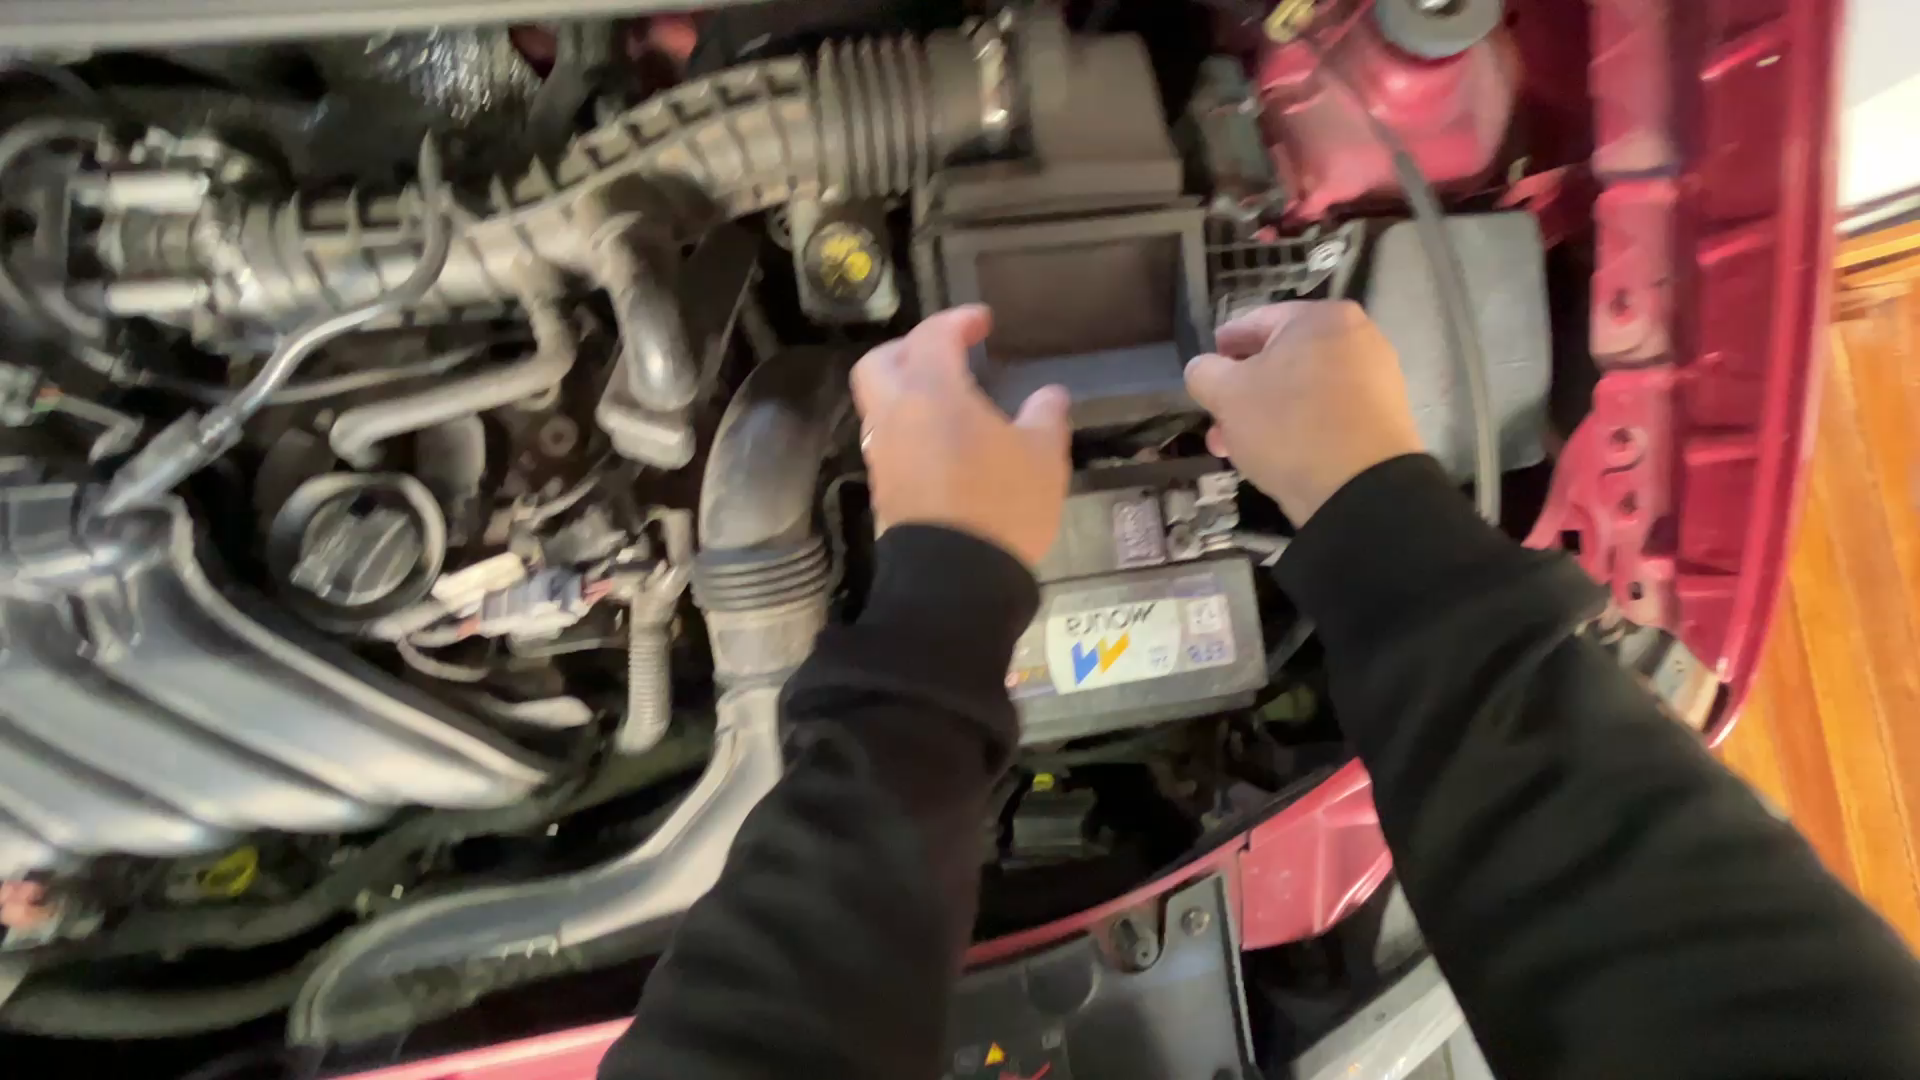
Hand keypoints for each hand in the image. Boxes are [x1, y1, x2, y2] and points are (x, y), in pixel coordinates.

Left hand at [852, 305, 1070, 567]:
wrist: (955, 579)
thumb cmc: (1002, 505)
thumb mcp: (1041, 457)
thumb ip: (1045, 417)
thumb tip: (1048, 396)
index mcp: (932, 392)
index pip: (932, 336)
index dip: (957, 321)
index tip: (982, 324)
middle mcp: (895, 415)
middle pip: (881, 362)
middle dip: (909, 349)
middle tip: (946, 356)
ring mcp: (883, 454)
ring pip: (880, 404)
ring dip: (907, 392)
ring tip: (949, 403)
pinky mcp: (884, 489)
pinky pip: (890, 441)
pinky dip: (910, 429)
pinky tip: (943, 445)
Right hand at [1185, 301, 1423, 523]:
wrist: (1358, 487)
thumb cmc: (1287, 425)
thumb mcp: (1226, 394)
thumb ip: (1204, 372)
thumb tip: (1203, 368)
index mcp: (1319, 318)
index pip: (1255, 321)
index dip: (1223, 344)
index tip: (1205, 369)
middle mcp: (1355, 337)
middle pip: (1279, 359)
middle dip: (1240, 390)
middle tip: (1216, 418)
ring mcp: (1373, 376)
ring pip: (1299, 388)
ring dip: (1262, 412)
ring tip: (1235, 445)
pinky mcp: (1380, 414)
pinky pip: (1324, 410)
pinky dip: (1295, 424)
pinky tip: (1272, 451)